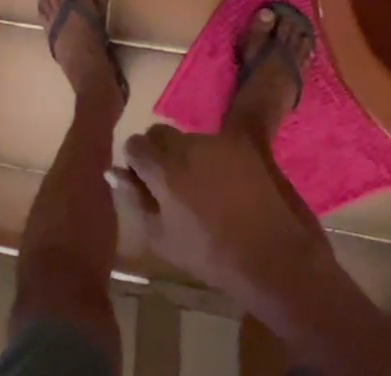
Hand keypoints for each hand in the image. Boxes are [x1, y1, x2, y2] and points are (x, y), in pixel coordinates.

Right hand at [109, 125, 329, 300]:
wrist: (274, 258)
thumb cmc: (212, 256)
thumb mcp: (161, 238)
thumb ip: (135, 200)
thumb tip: (115, 173)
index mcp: (163, 170)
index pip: (134, 144)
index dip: (137, 163)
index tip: (146, 183)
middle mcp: (188, 145)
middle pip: (159, 133)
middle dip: (159, 151)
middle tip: (172, 182)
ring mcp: (219, 141)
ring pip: (190, 137)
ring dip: (188, 154)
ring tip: (204, 186)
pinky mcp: (245, 143)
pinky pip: (219, 141)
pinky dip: (216, 156)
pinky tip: (227, 183)